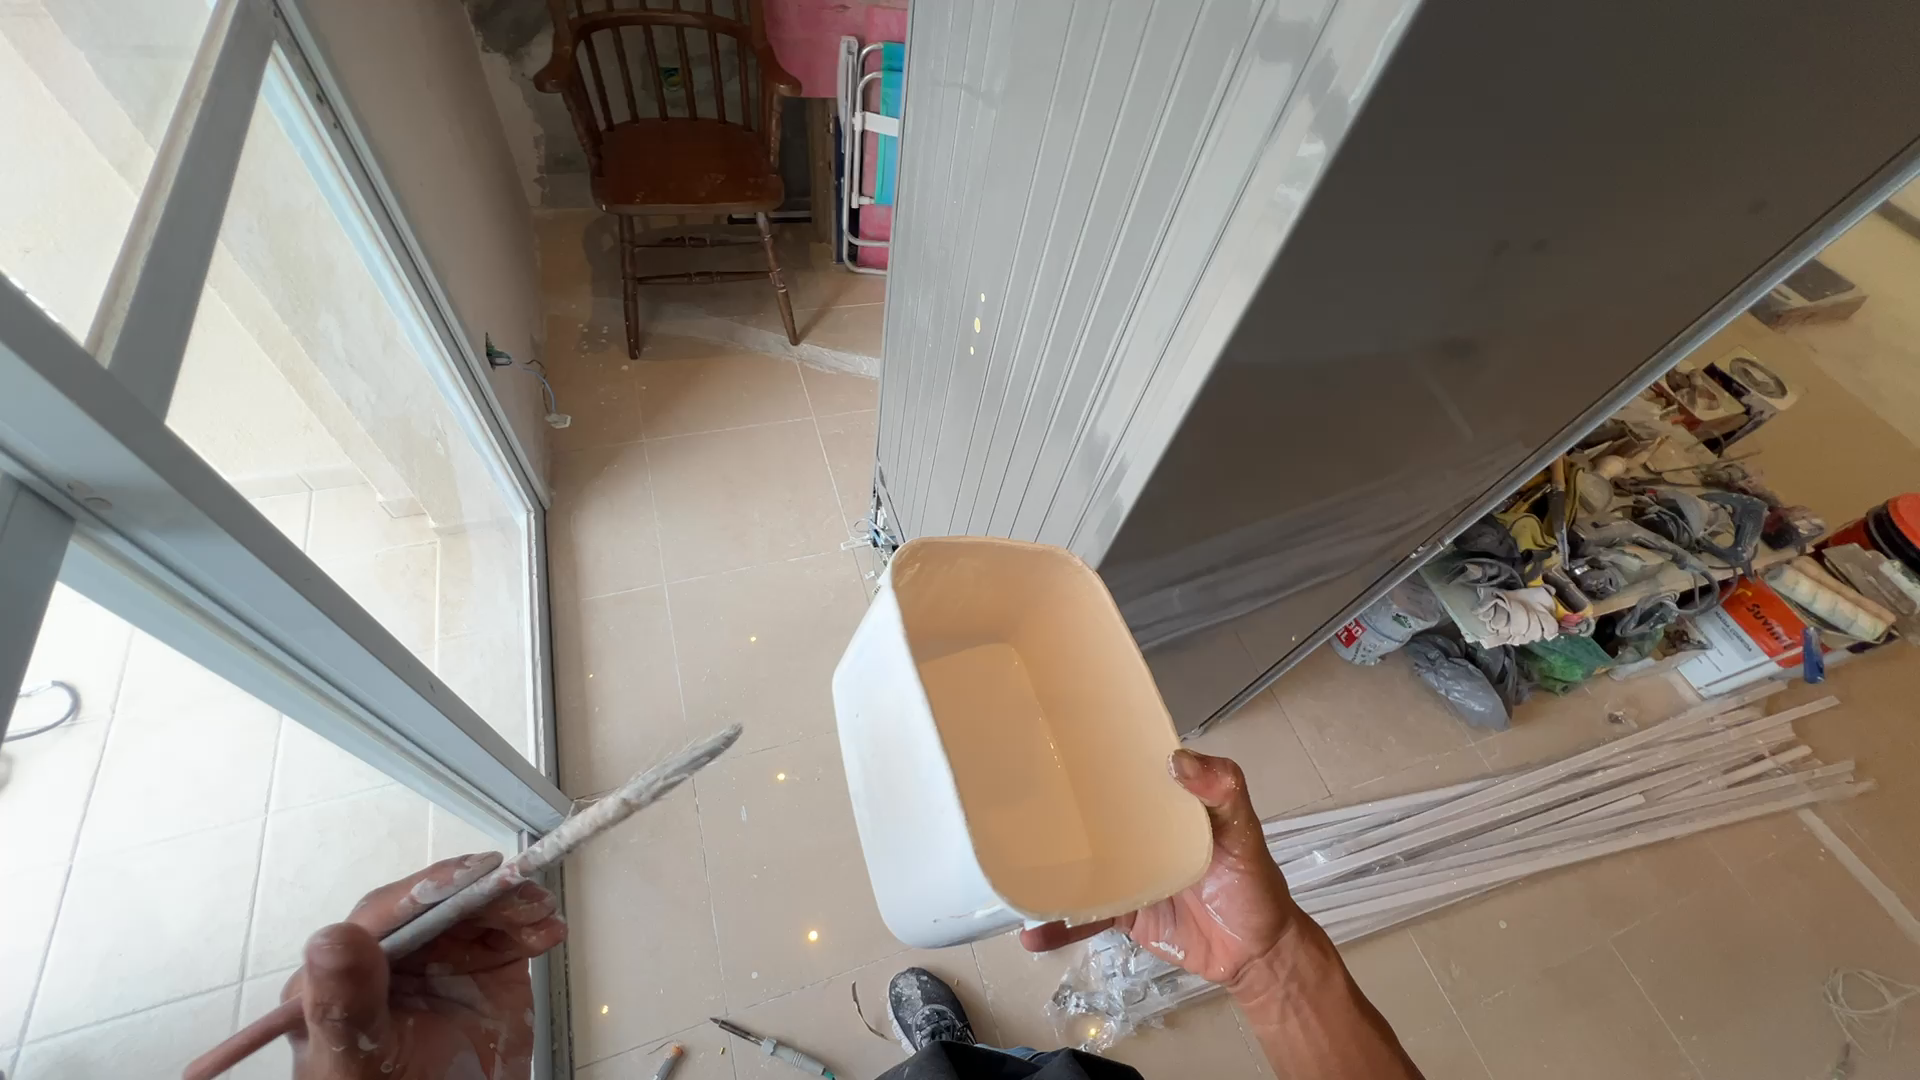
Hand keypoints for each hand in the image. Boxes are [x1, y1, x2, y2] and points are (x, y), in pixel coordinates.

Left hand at [285, 852, 567, 1079]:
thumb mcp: (359, 1061)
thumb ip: (346, 1005)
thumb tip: (332, 937)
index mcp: (346, 976)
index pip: (384, 915)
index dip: (431, 887)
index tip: (478, 871)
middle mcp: (395, 957)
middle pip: (442, 903)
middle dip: (488, 894)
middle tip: (527, 898)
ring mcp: (445, 958)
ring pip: (482, 908)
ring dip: (518, 904)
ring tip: (545, 916)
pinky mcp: (487, 963)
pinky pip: (513, 930)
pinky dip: (536, 924)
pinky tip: (551, 934)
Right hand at [1019, 749, 1300, 992]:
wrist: (1256, 955)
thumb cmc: (1252, 883)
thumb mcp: (1243, 830)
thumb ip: (1223, 790)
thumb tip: (1180, 761)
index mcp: (1160, 804)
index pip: (1122, 771)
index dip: (1091, 755)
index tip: (1054, 740)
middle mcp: (1137, 833)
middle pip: (1087, 817)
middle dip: (1051, 809)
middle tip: (1012, 802)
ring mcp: (1125, 873)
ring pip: (1076, 864)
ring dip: (1045, 866)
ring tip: (1009, 868)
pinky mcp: (1122, 913)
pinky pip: (1084, 917)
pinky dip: (1058, 926)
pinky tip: (1032, 933)